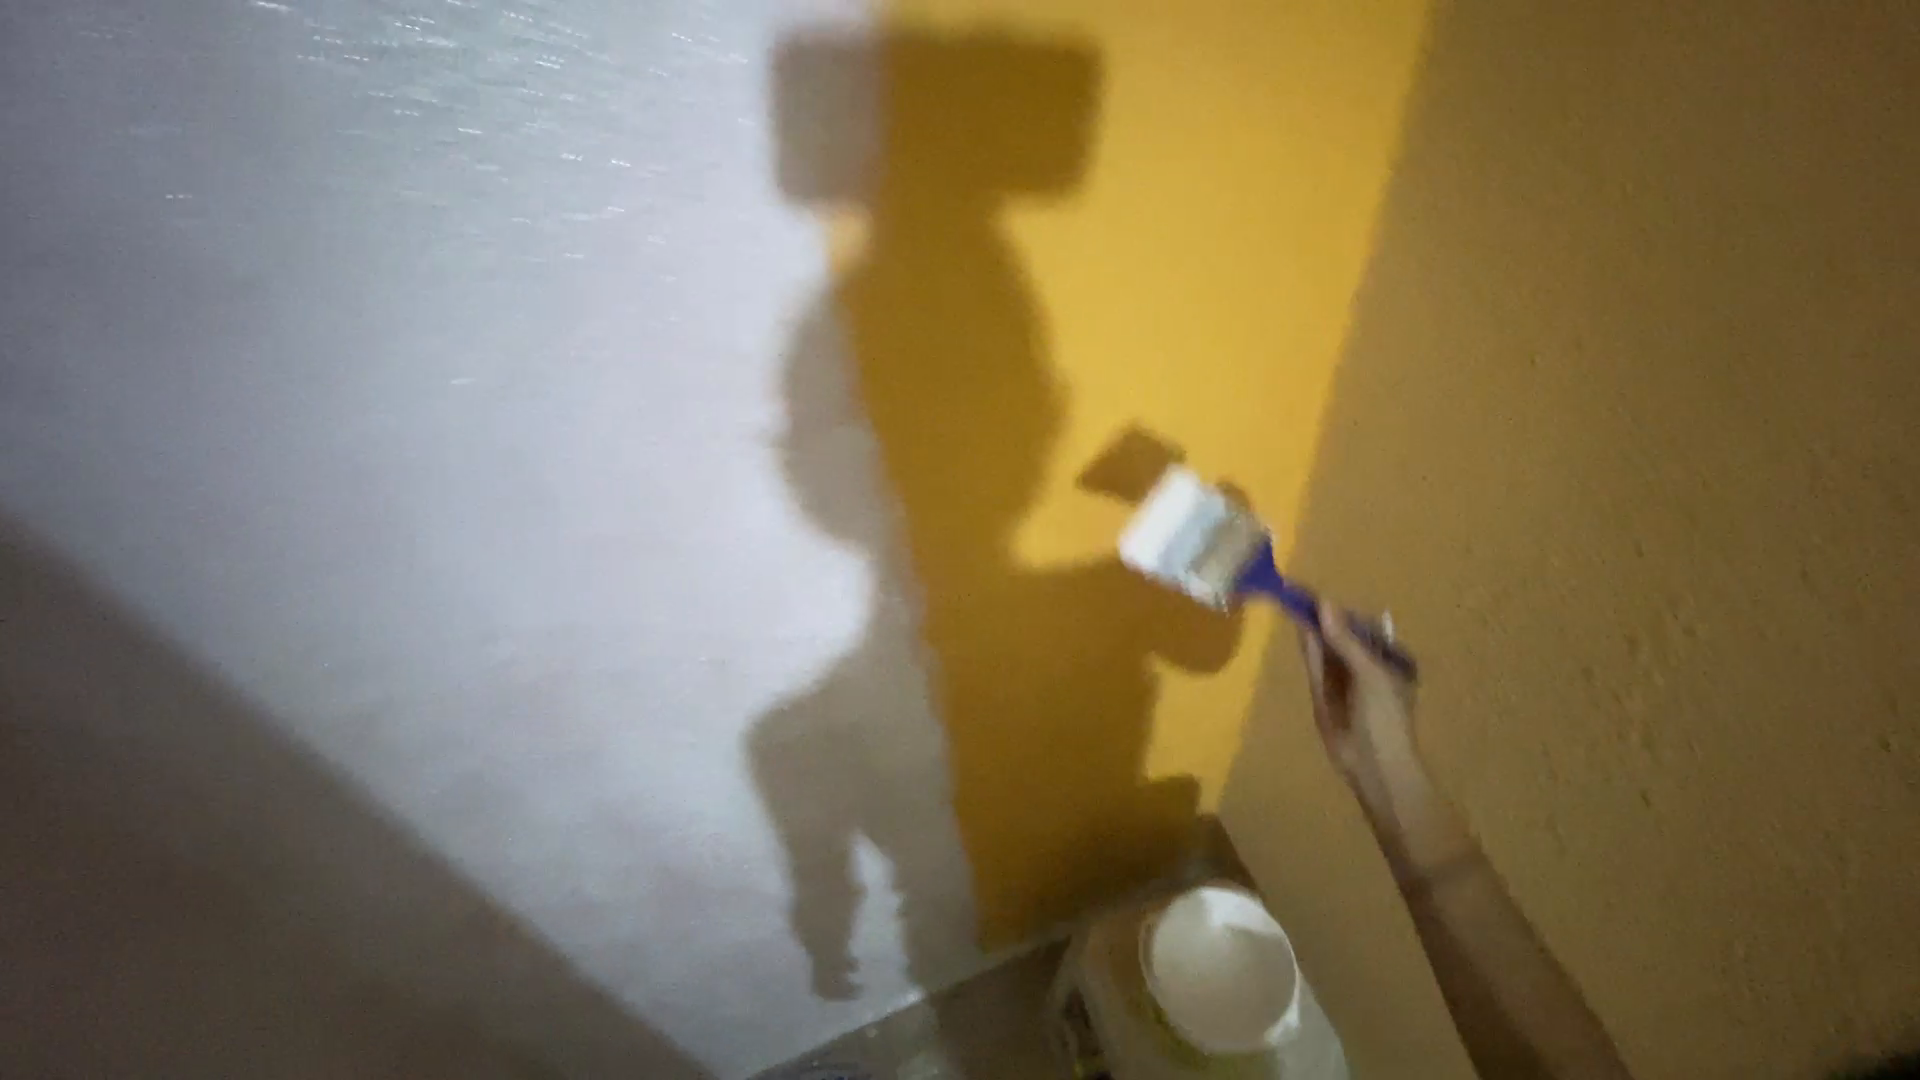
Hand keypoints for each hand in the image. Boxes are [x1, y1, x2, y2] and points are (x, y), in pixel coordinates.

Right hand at [1299, 604, 1421, 808]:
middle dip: (1321, 616)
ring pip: (1324, 646)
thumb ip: (1344, 639)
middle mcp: (1364, 665)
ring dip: (1310, 627)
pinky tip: (1297, 626)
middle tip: (1296, 591)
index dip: (1338, 610)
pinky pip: (1314, 663)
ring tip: (1291, 601)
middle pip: (1339, 634)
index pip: (1360, 626)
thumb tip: (1324, 602)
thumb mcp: (1369, 673)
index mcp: (1387, 658)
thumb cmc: (1384, 716)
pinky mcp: (1323, 691)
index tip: (1316, 593)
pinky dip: (1307, 646)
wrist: (1373, 763)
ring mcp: (1342, 678)